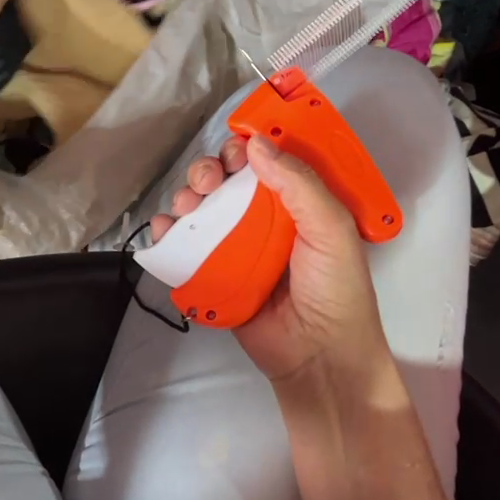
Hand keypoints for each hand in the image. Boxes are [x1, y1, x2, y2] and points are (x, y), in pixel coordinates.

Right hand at [151, 134, 388, 385]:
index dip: (246, 150)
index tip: (235, 152)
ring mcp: (232, 249)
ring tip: (186, 207)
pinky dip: (167, 235)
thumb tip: (255, 144)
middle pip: (223, 183)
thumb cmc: (334, 289)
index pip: (263, 164)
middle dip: (208, 172)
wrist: (316, 355)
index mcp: (294, 204)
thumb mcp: (331, 228)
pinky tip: (165, 231)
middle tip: (206, 182)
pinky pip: (183, 249)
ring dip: (185, 198)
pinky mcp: (210, 276)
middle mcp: (260, 221)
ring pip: (199, 210)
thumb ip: (299, 184)